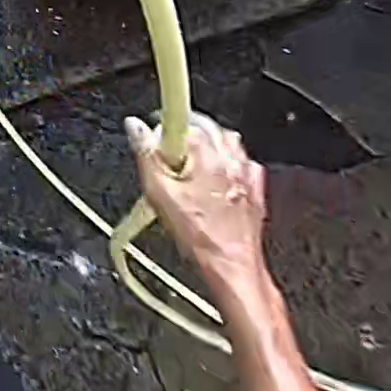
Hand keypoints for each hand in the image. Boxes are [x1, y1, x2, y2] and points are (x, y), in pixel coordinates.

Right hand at [126, 112, 268, 292]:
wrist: (233, 270)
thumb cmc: (199, 237)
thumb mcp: (158, 192)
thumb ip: (145, 153)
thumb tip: (134, 125)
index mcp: (207, 155)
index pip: (184, 119)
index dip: (164, 127)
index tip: (154, 137)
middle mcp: (231, 160)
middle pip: (208, 126)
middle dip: (186, 132)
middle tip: (168, 151)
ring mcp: (247, 176)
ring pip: (228, 141)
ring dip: (209, 144)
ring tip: (190, 163)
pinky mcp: (256, 192)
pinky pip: (244, 163)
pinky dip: (230, 162)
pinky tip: (216, 176)